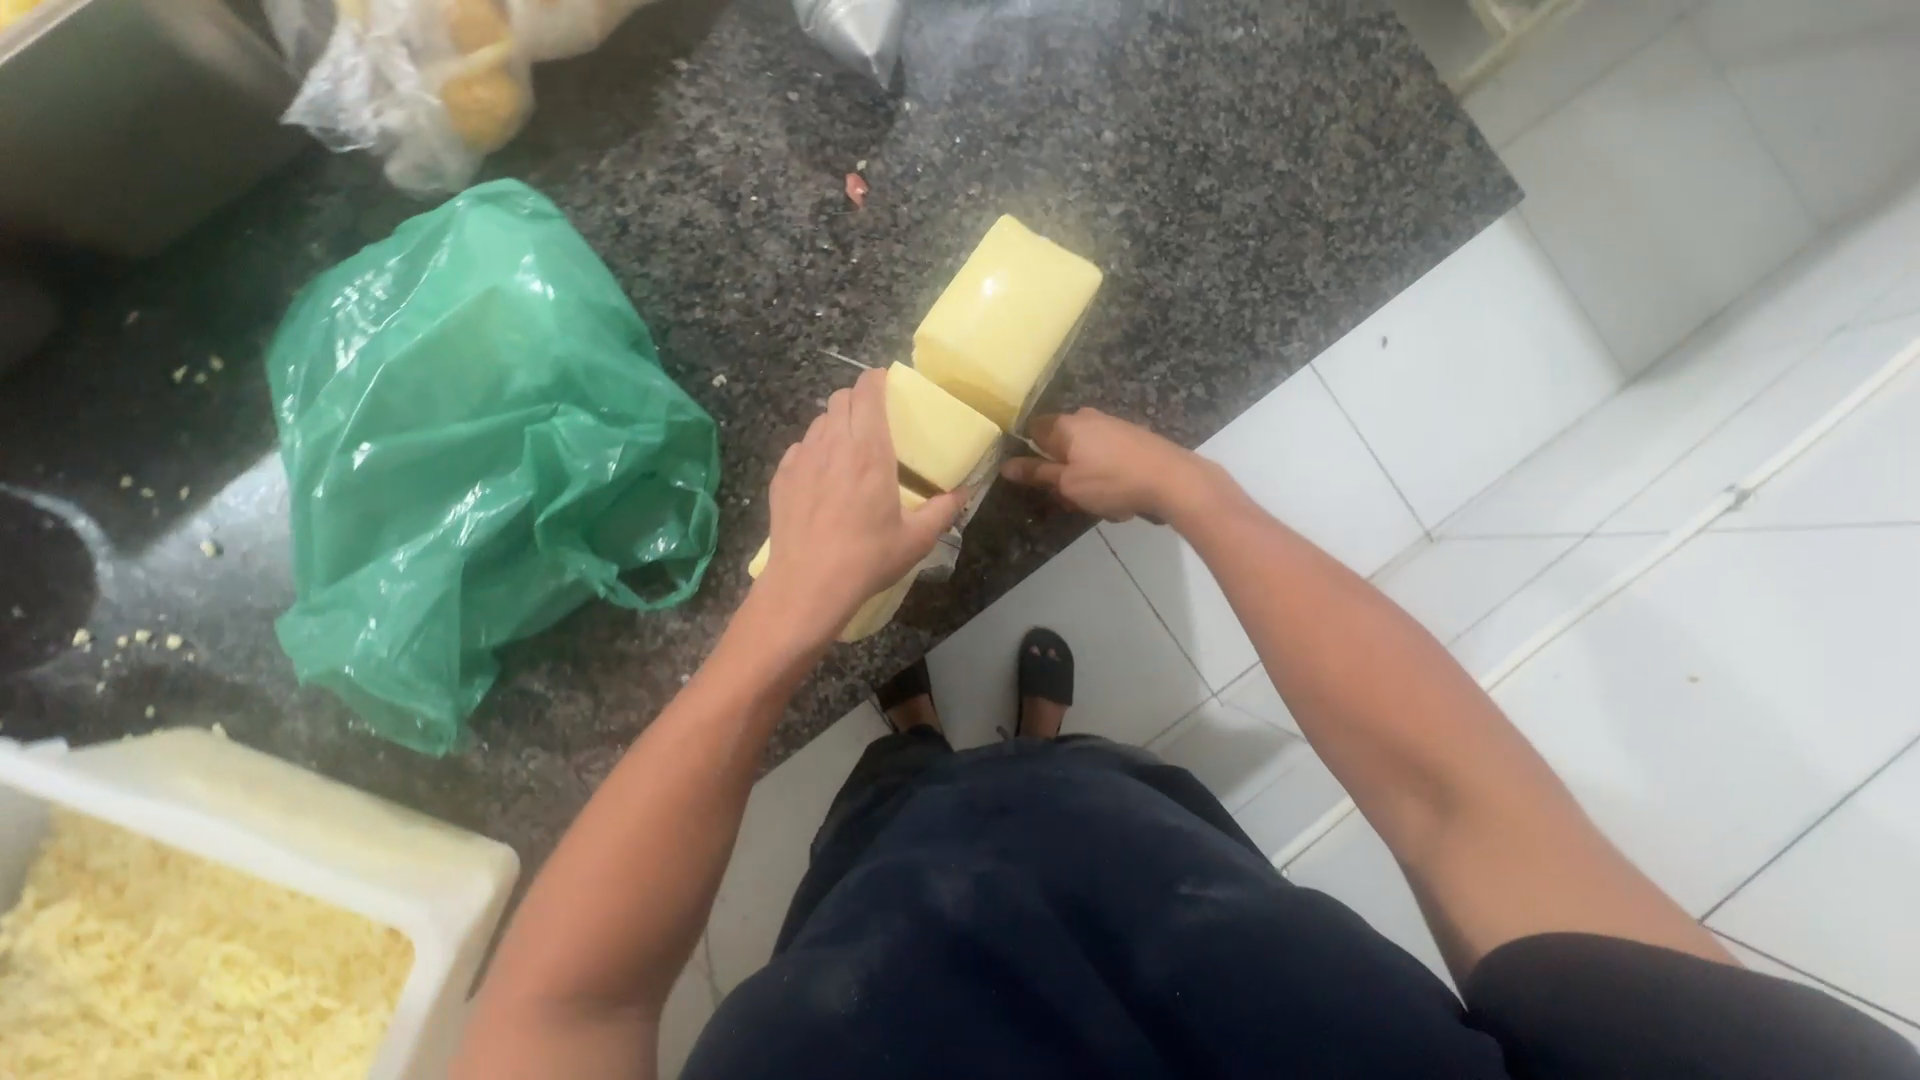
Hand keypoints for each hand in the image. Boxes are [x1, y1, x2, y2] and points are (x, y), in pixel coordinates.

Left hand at [756, 367, 965, 640]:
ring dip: (835, 424)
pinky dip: (814, 451)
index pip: (867, 392)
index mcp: (869, 451)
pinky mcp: (781, 478)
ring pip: (818, 422)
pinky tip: (823, 476)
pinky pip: (800, 449)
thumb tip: (962, 494)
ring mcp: (801, 460)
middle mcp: (832, 445)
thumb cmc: (866, 559)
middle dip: (857, 399)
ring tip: (849, 447)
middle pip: (839, 399)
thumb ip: (943, 510)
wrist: (807, 585)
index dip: (877, 380)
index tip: (887, 383)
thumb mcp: (916, 539)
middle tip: (874, 416)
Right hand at [1001, 408, 1219, 523]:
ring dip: (1086, 479)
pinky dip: (1108, 478)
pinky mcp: (1134, 439)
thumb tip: (1006, 465)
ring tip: (1102, 504)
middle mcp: (1088, 417)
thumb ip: (1037, 473)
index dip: (1029, 452)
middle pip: (1061, 444)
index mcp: (1067, 424)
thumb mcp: (1068, 484)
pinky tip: (1122, 498)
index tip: (1035, 476)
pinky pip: (1108, 459)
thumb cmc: (1112, 482)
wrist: (1173, 480)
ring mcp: (1114, 426)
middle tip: (1071, 498)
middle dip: (1062, 471)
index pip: (1033, 428)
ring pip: (1085, 455)